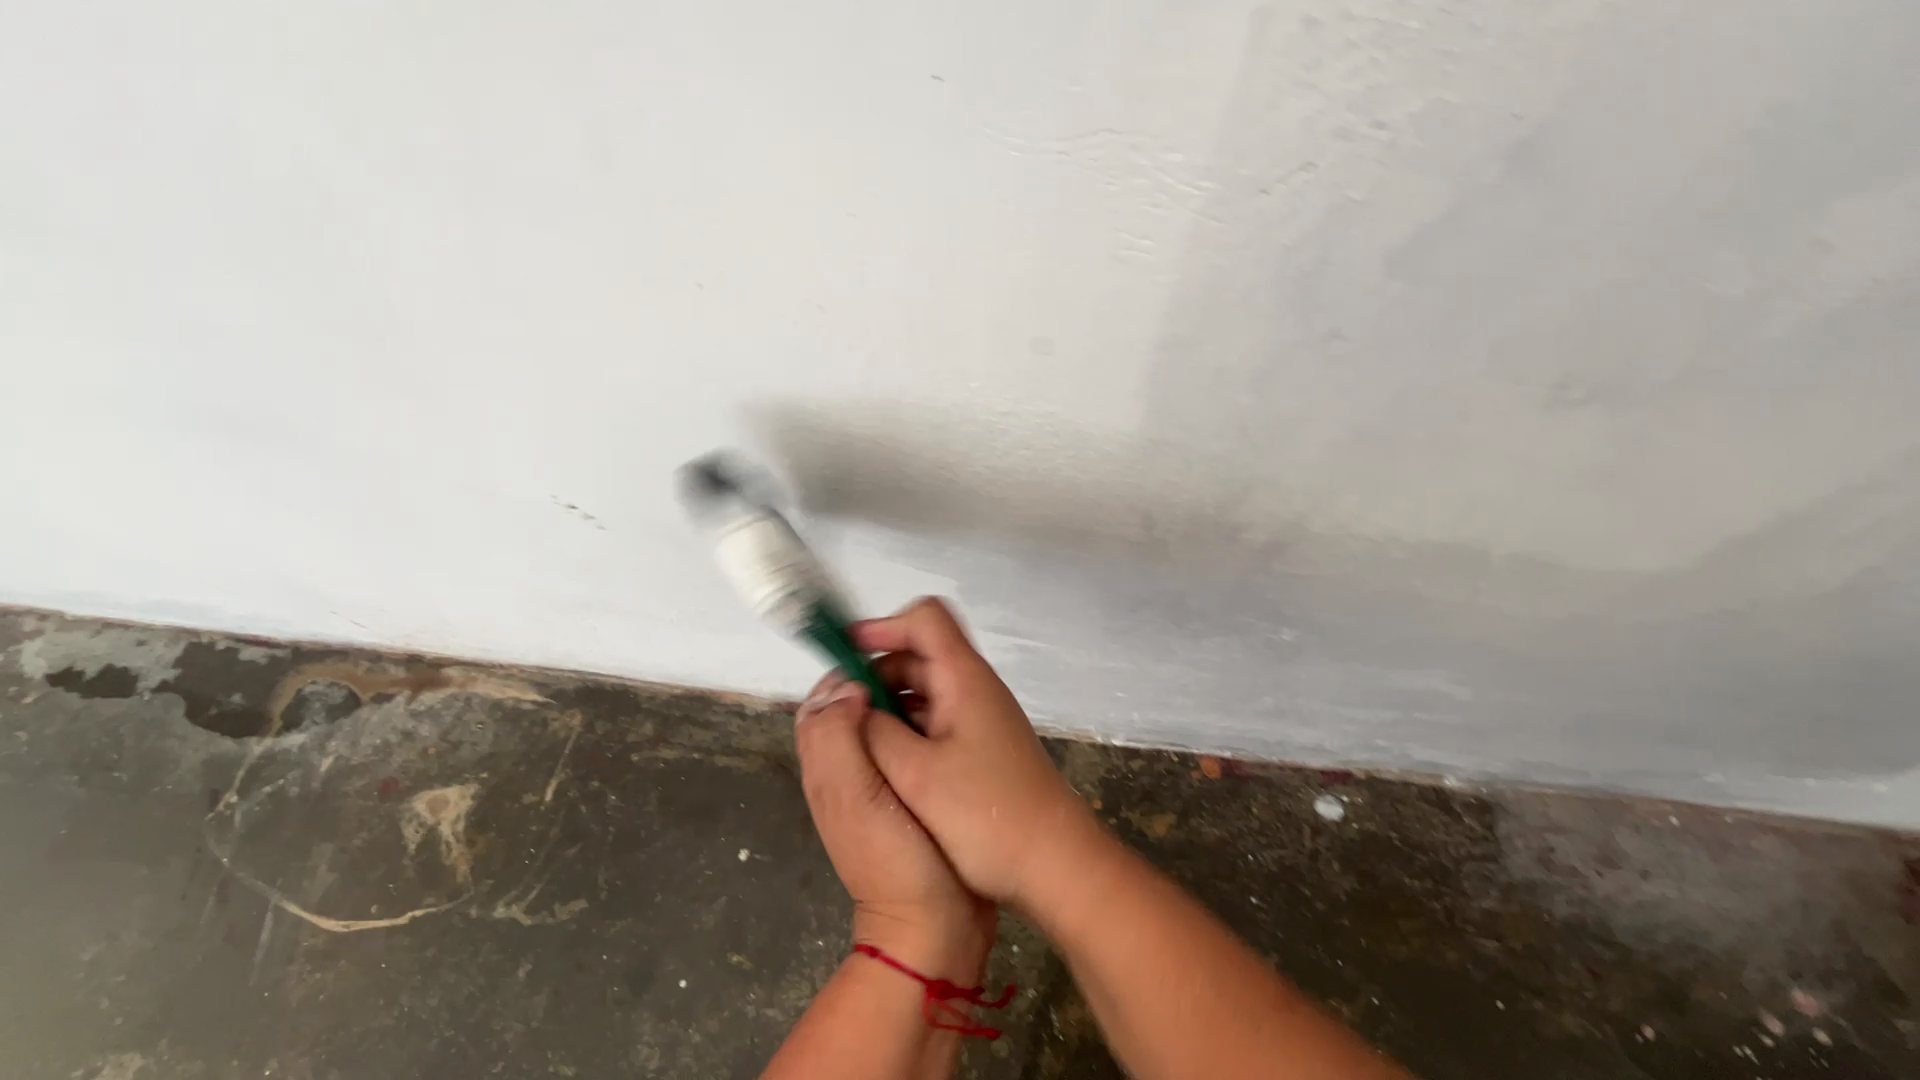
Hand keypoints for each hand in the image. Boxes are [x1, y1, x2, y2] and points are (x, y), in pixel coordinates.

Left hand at [793, 673, 993, 978]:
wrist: (933, 926)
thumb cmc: (895, 857)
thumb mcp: (854, 794)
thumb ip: (839, 736)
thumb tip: (846, 686)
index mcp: (825, 765)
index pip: (825, 698)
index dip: (853, 672)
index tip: (893, 662)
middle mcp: (844, 770)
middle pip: (855, 708)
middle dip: (885, 684)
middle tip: (927, 678)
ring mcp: (878, 787)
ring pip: (886, 726)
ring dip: (909, 706)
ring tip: (945, 700)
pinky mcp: (910, 800)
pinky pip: (910, 750)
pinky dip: (925, 733)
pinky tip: (953, 734)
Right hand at [857, 598, 1101, 907]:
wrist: (1056, 866)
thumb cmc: (986, 817)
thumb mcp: (916, 775)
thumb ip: (874, 732)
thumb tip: (846, 700)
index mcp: (964, 679)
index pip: (925, 619)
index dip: (882, 627)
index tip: (845, 658)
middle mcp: (975, 689)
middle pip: (919, 655)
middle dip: (876, 675)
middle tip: (841, 715)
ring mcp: (980, 719)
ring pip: (924, 692)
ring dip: (888, 707)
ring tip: (855, 744)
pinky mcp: (981, 748)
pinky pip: (934, 721)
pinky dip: (905, 730)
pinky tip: (886, 765)